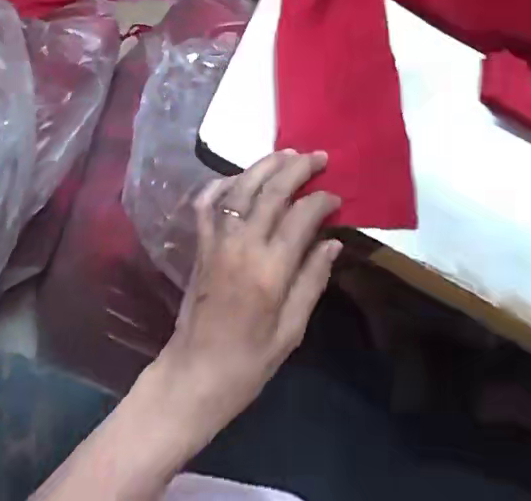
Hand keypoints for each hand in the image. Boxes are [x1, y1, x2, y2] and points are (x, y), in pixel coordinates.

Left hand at [154, 151, 342, 432]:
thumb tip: (333, 242)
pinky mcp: (199, 244)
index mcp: (271, 268)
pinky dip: (222, 183)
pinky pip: (208, 202)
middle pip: (273, 190)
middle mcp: (243, 244)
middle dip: (299, 168)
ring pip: (241, 187)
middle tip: (320, 157)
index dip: (323, 201)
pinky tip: (239, 177)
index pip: (302, 216)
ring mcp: (217, 240)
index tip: (337, 199)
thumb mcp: (291, 330)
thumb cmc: (249, 361)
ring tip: (287, 154)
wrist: (193, 376)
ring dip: (265, 165)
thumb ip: (312, 280)